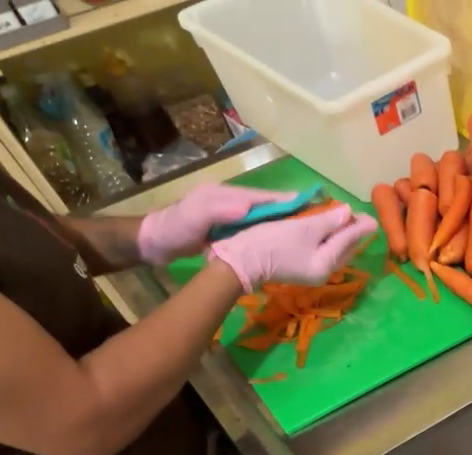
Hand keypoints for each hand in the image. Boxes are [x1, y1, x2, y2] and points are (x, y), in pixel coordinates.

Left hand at [137, 184, 299, 263]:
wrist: (152, 242)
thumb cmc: (173, 228)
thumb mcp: (193, 217)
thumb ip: (219, 210)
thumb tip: (250, 207)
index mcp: (226, 195)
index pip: (264, 197)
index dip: (288, 201)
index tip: (313, 205)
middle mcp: (231, 201)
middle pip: (268, 205)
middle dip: (291, 211)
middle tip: (318, 219)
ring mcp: (230, 215)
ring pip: (264, 217)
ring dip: (284, 223)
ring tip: (308, 231)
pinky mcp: (228, 228)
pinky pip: (256, 228)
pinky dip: (272, 232)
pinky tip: (284, 241)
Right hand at [206, 206, 377, 292]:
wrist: (239, 261)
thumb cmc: (272, 243)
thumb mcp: (303, 229)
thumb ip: (328, 221)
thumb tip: (348, 213)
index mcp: (326, 264)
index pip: (347, 242)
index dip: (359, 228)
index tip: (372, 218)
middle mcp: (323, 271)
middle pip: (344, 249)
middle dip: (353, 233)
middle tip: (361, 217)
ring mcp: (312, 271)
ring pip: (334, 251)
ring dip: (341, 235)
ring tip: (348, 221)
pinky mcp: (300, 267)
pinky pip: (322, 252)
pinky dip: (328, 240)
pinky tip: (329, 231)